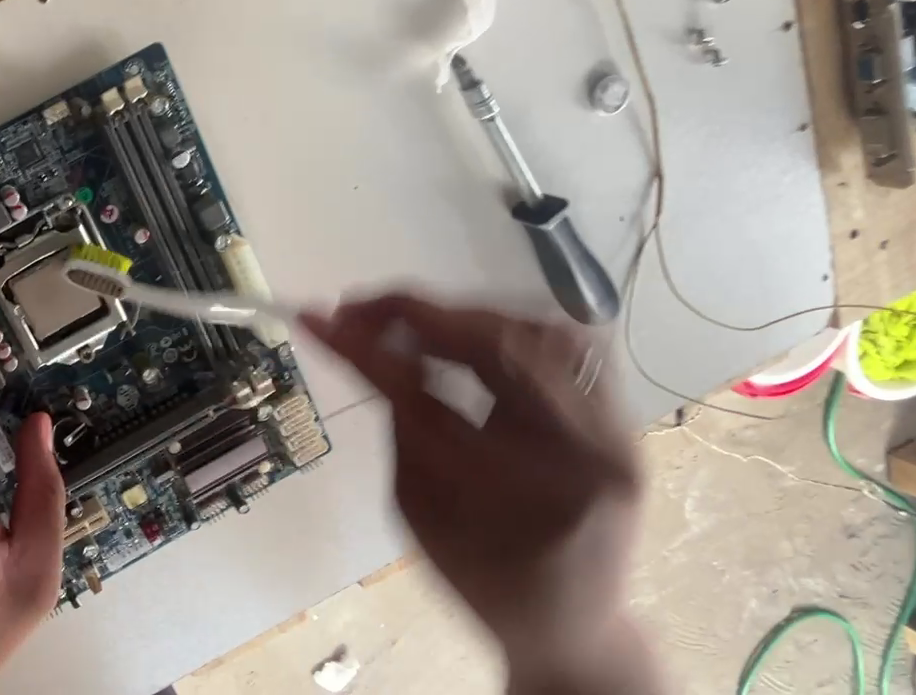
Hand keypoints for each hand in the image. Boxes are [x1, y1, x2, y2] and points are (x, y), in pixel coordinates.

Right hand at [305, 295, 660, 694]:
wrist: (568, 621)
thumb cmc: (478, 574)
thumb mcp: (417, 500)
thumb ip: (398, 414)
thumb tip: (346, 336)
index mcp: (533, 489)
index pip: (441, 392)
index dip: (371, 347)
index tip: (317, 319)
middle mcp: (595, 448)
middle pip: (508, 343)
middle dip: (420, 316)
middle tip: (356, 313)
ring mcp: (617, 426)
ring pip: (541, 331)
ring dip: (462, 317)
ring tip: (406, 326)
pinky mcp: (613, 412)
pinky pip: (559, 343)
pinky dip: (499, 326)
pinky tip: (458, 337)